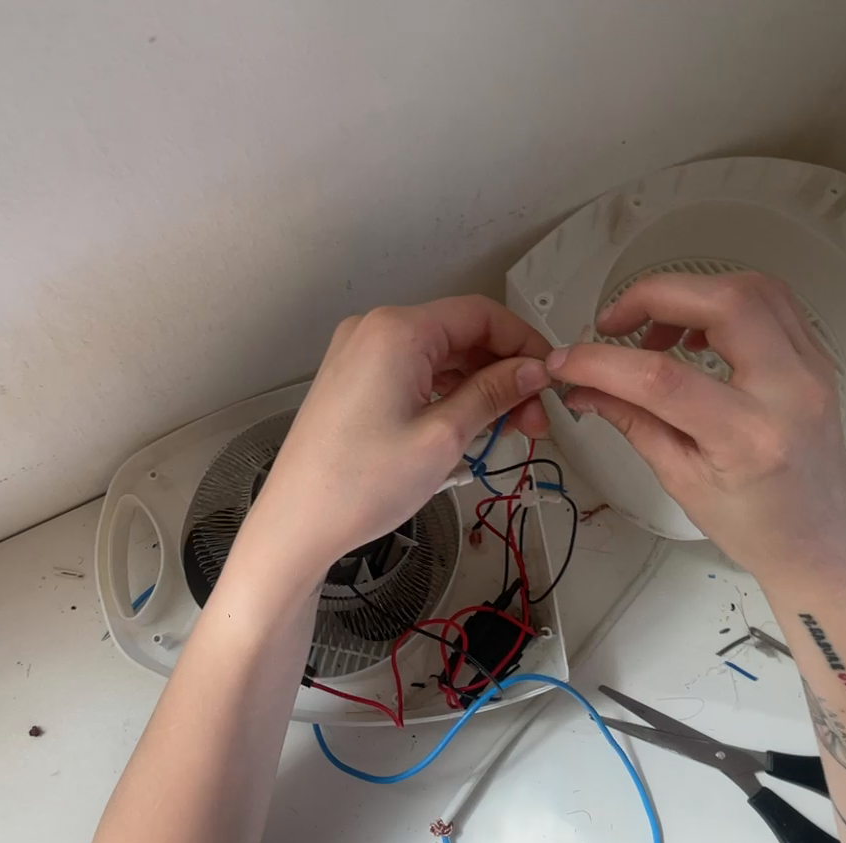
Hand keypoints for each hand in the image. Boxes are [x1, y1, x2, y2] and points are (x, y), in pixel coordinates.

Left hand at [246, 296, 551, 576]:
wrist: (298, 523)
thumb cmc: (356, 485)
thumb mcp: (443, 437)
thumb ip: (493, 393)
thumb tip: (530, 370)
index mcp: (396, 331)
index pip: (481, 315)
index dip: (524, 344)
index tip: (548, 378)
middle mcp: (372, 333)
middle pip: (459, 337)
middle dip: (502, 375)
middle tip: (531, 420)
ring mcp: (357, 357)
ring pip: (437, 359)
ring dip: (475, 389)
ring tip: (502, 433)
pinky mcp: (351, 383)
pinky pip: (411, 375)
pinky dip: (443, 397)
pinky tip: (465, 427)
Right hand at [548, 272, 845, 594]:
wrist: (819, 539)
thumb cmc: (751, 524)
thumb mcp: (678, 479)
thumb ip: (632, 422)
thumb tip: (583, 389)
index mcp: (748, 437)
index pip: (663, 378)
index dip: (603, 362)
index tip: (566, 361)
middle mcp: (790, 390)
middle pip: (725, 302)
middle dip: (654, 296)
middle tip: (611, 323)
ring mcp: (812, 366)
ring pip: (752, 288)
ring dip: (689, 294)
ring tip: (650, 331)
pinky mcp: (815, 357)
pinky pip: (769, 303)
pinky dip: (719, 302)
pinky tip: (689, 332)